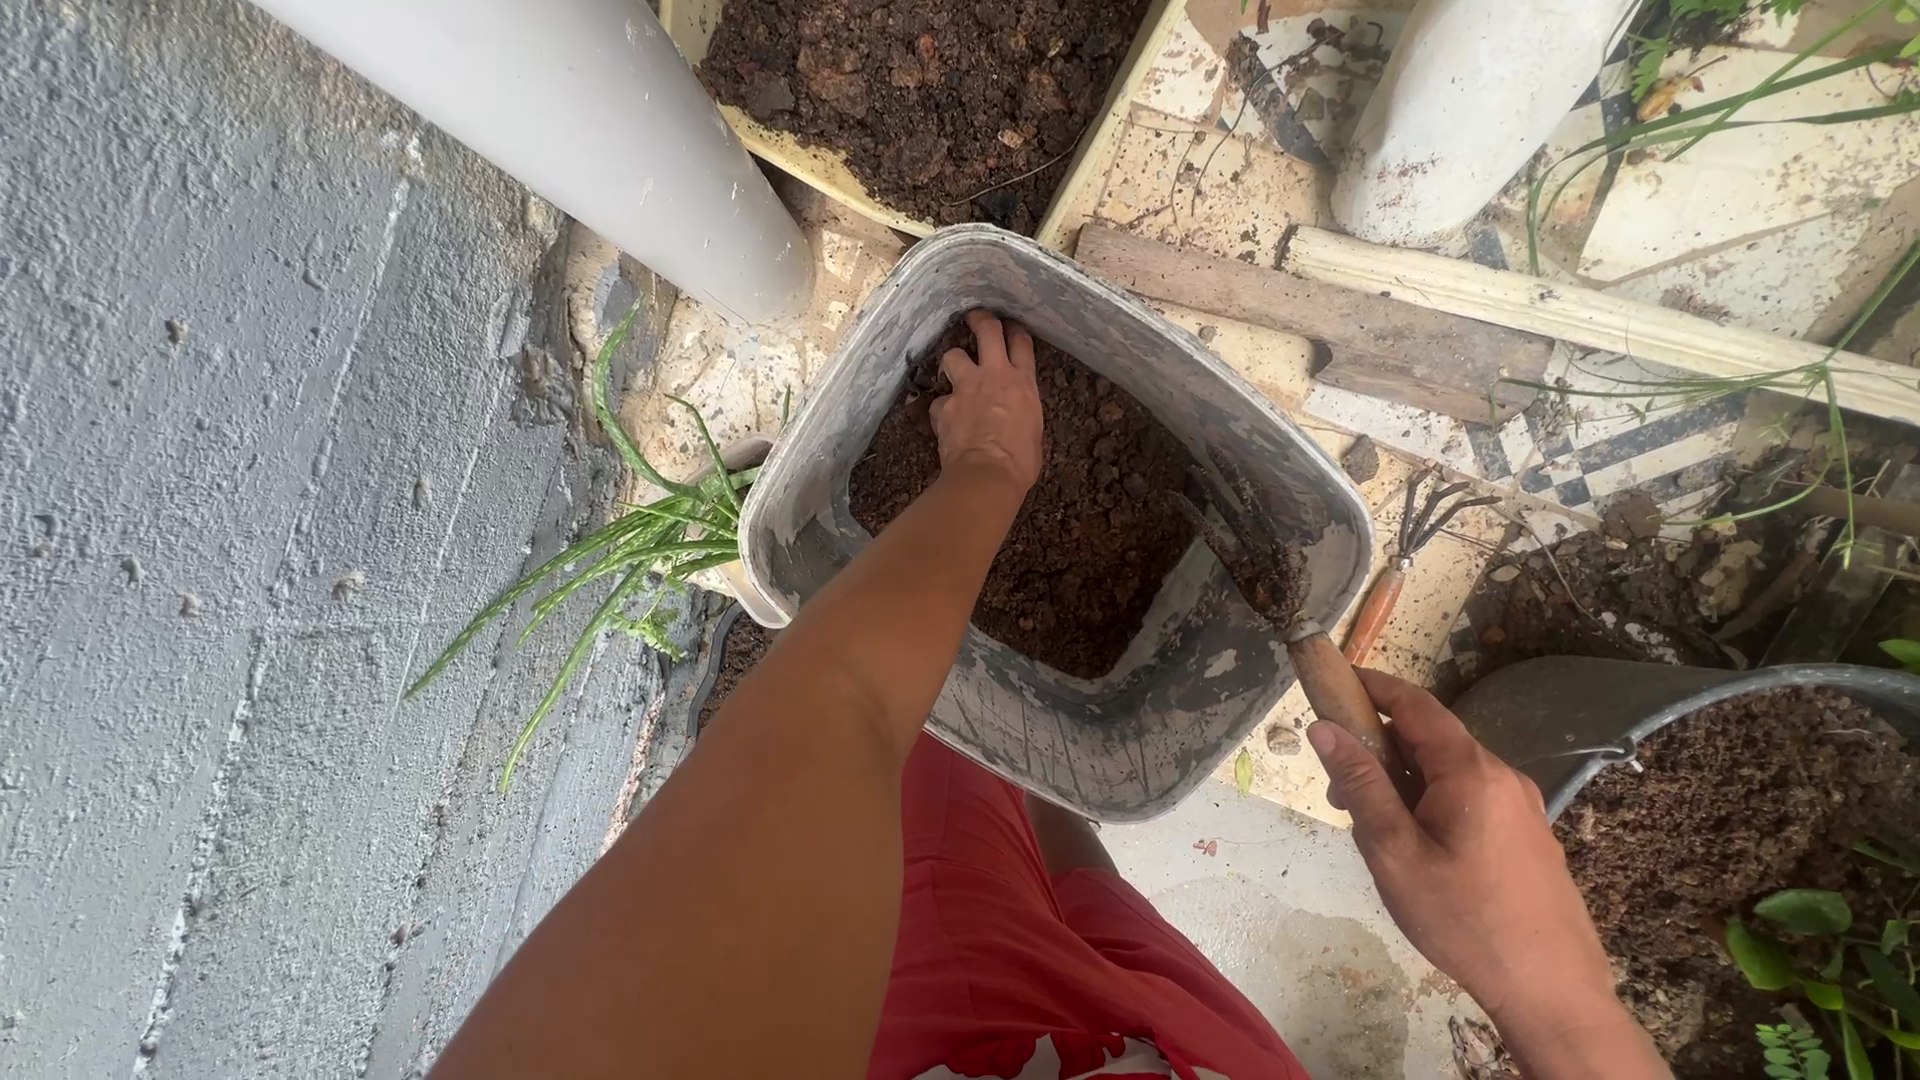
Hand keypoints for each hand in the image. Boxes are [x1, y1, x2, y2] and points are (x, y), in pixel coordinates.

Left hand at [929, 310, 1042, 491]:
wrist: (988, 475)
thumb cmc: (1020, 462)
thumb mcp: (1033, 433)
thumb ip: (1022, 414)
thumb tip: (1016, 419)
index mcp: (1023, 384)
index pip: (1021, 343)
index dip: (1015, 331)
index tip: (1010, 327)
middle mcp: (995, 376)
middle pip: (987, 331)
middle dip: (980, 320)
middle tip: (974, 318)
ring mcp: (967, 388)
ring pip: (953, 355)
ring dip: (952, 361)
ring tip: (952, 370)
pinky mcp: (945, 406)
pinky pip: (938, 401)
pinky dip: (940, 409)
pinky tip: (943, 420)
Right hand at [1308, 670, 1649, 1065]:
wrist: (1555, 997)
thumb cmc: (1463, 920)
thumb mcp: (1393, 851)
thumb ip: (1359, 783)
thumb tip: (1324, 727)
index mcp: (1470, 772)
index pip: (1416, 704)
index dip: (1373, 686)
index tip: (1334, 682)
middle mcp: (1502, 777)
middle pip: (1429, 738)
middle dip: (1378, 747)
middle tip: (1338, 787)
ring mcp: (1521, 808)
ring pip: (1446, 771)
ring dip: (1400, 779)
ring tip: (1370, 825)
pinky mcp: (1527, 836)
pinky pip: (1467, 797)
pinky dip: (1428, 799)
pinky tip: (1412, 845)